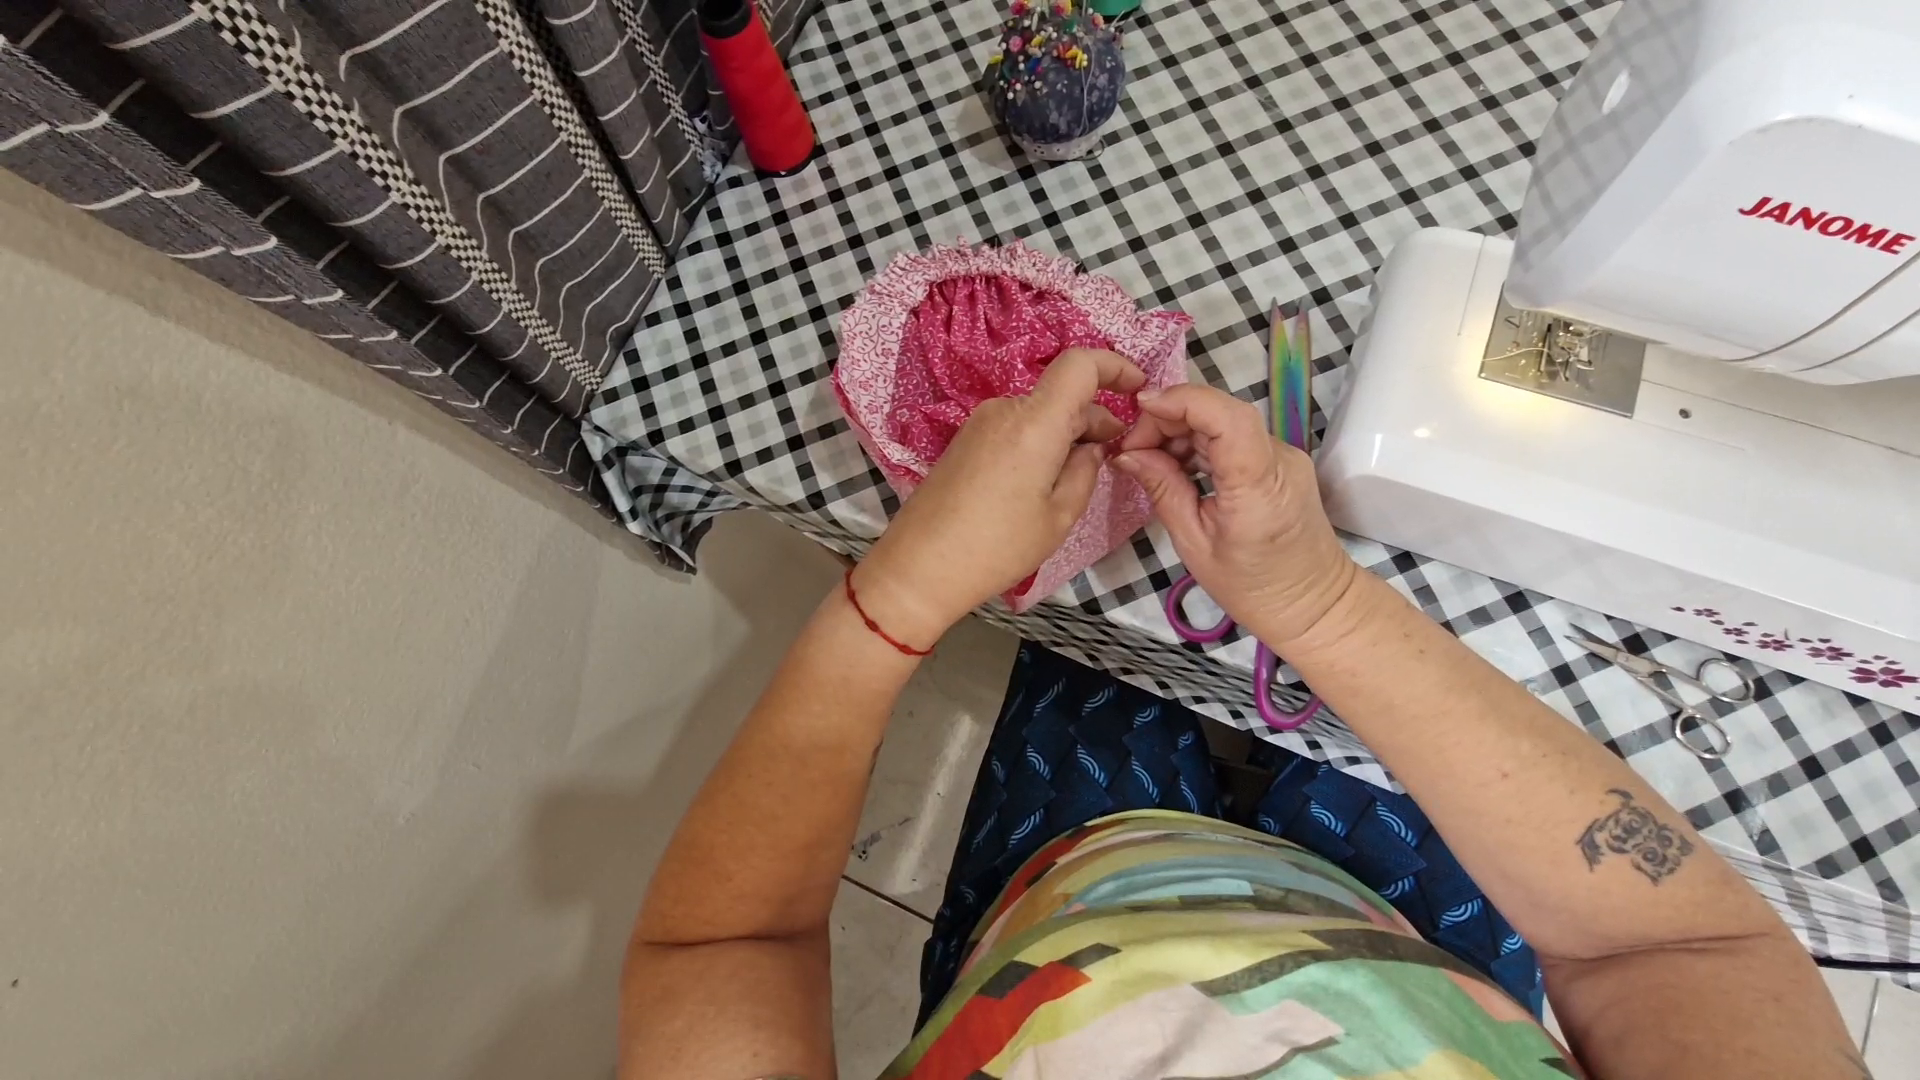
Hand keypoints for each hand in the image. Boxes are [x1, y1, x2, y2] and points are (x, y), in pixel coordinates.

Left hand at [855, 349, 1145, 646]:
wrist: (920, 566)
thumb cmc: (997, 546)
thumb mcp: (1059, 516)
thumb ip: (1085, 471)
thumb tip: (1093, 446)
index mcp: (1035, 421)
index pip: (1080, 364)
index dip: (1115, 366)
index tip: (1138, 387)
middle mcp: (1005, 409)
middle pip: (1061, 394)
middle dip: (1095, 417)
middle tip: (1115, 454)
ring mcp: (980, 423)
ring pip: (1038, 413)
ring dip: (1066, 432)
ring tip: (1078, 476)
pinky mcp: (965, 441)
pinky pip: (1015, 427)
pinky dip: (1039, 441)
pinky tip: (1043, 480)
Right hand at [1111, 384, 1356, 648]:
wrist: (1312, 603)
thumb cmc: (1251, 587)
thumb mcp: (1193, 544)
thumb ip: (1163, 489)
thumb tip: (1127, 454)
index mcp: (1257, 486)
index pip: (1225, 418)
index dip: (1180, 402)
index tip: (1139, 410)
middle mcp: (1278, 459)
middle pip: (1220, 413)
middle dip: (1169, 419)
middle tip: (1132, 448)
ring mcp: (1283, 457)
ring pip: (1224, 422)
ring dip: (1180, 431)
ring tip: (1147, 460)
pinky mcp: (1279, 462)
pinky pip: (1233, 438)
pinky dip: (1198, 443)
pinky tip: (1174, 465)